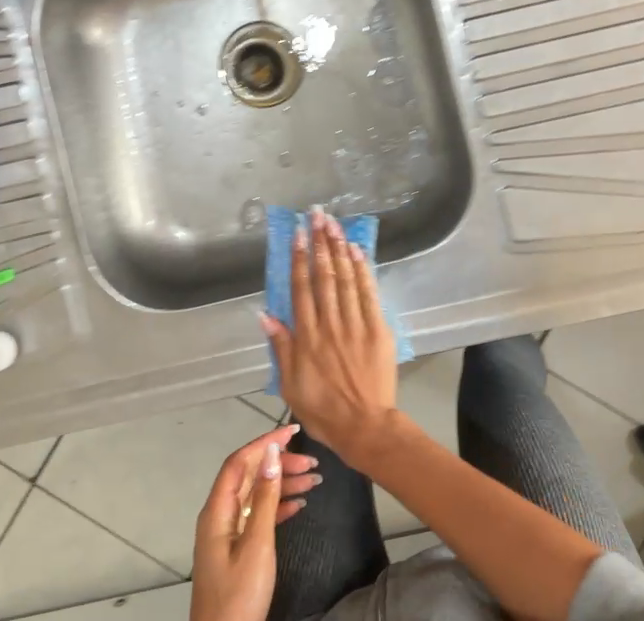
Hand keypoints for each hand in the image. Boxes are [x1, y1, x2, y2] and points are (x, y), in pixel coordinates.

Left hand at [190, 424, 320, 620]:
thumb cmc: (239, 594)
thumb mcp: (257, 545)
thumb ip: (265, 498)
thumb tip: (272, 453)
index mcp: (217, 510)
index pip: (240, 462)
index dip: (265, 442)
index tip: (294, 430)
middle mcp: (219, 515)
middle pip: (249, 475)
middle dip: (279, 463)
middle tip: (312, 462)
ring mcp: (227, 532)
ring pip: (256, 494)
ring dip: (282, 483)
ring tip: (315, 479)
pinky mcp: (237, 549)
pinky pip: (258, 515)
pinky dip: (278, 505)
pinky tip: (300, 503)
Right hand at [259, 208, 399, 463]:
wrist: (365, 427)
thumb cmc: (323, 409)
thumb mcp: (290, 384)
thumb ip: (281, 347)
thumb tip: (265, 315)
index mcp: (307, 337)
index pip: (301, 289)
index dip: (298, 258)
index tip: (297, 234)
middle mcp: (330, 325)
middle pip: (324, 276)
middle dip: (319, 243)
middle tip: (317, 216)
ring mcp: (356, 325)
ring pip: (346, 279)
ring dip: (339, 248)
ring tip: (334, 224)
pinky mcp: (378, 330)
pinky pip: (369, 294)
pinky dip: (363, 270)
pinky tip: (357, 251)